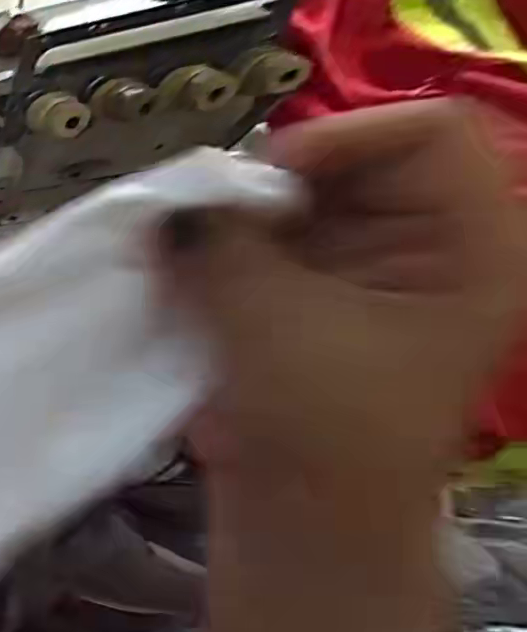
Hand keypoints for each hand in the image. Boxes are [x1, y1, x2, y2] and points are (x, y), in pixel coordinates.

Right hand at [162, 100, 526, 491]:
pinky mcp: (285, 298)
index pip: (421, 134)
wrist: (296, 498)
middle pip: (340, 165)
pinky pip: (244, 250)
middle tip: (187, 219)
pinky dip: (203, 251)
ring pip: (281, 209)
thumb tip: (165, 206)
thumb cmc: (321, 416)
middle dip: (257, 186)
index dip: (333, 141)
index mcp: (466, 239)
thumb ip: (223, 253)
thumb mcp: (277, 324)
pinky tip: (168, 268)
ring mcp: (343, 270)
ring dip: (219, 223)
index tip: (240, 189)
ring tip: (167, 246)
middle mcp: (410, 240)